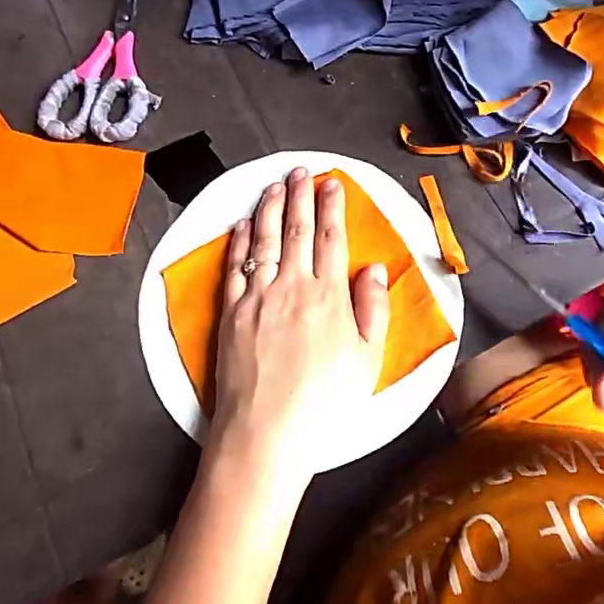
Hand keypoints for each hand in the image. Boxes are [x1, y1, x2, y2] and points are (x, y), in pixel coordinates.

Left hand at [211, 168, 389, 475]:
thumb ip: (373, 308)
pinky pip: (235, 267)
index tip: (332, 183)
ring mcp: (257, 298)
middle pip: (296, 230)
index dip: (332, 206)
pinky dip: (238, 242)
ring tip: (273, 185)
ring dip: (269, 208)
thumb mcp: (367, 358)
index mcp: (329, 296)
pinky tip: (242, 225)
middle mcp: (292, 287)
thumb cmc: (323, 401)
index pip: (331, 238)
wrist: (267, 433)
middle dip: (300, 195)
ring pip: (263, 241)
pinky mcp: (231, 314)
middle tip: (302, 171)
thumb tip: (372, 268)